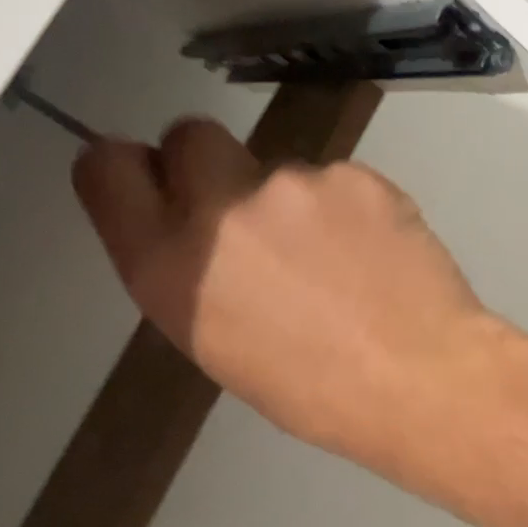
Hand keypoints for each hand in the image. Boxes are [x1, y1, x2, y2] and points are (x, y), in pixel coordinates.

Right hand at [72, 118, 499, 439]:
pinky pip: (339, 179)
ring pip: (279, 166)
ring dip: (296, 199)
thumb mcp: (219, 344)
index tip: (153, 177)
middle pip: (191, 135)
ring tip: (341, 258)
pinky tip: (378, 250)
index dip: (129, 166)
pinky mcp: (357, 174)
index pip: (107, 168)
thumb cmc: (316, 391)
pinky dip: (351, 206)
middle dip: (210, 161)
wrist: (420, 376)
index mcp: (168, 264)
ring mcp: (294, 183)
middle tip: (250, 210)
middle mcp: (221, 208)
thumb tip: (205, 239)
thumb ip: (195, 274)